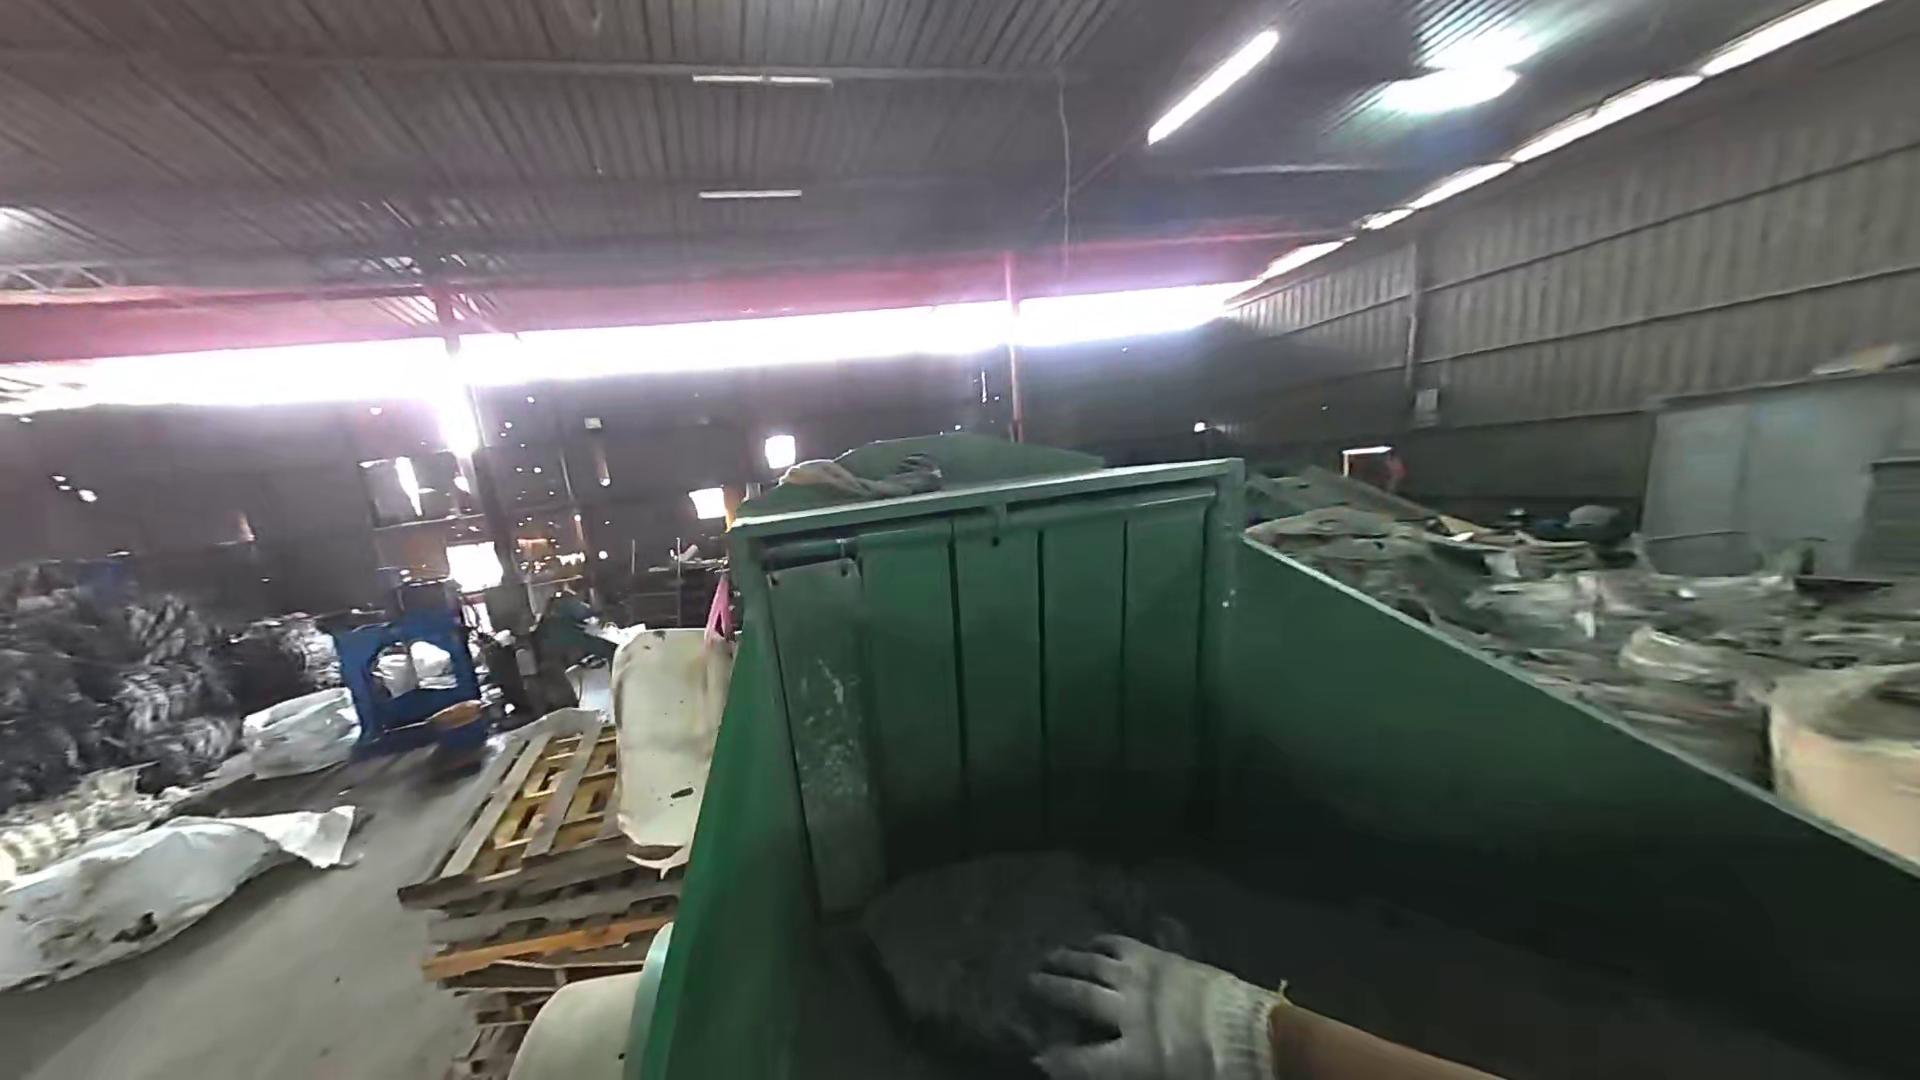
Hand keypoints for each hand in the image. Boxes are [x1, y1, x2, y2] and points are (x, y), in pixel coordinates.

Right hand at [1029, 935, 1280, 1079]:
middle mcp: (1129, 1011)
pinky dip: (1098, 943)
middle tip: (1028, 982)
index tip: (1034, 1054)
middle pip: (1079, 997)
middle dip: (1050, 991)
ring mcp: (1140, 978)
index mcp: (1136, 1055)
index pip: (1083, 1061)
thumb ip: (1129, 1070)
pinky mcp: (1154, 957)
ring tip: (1048, 956)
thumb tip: (1098, 1065)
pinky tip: (1087, 942)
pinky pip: (1117, 944)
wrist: (1255, 1037)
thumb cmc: (1215, 1072)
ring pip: (1092, 964)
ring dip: (1067, 960)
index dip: (1056, 1059)